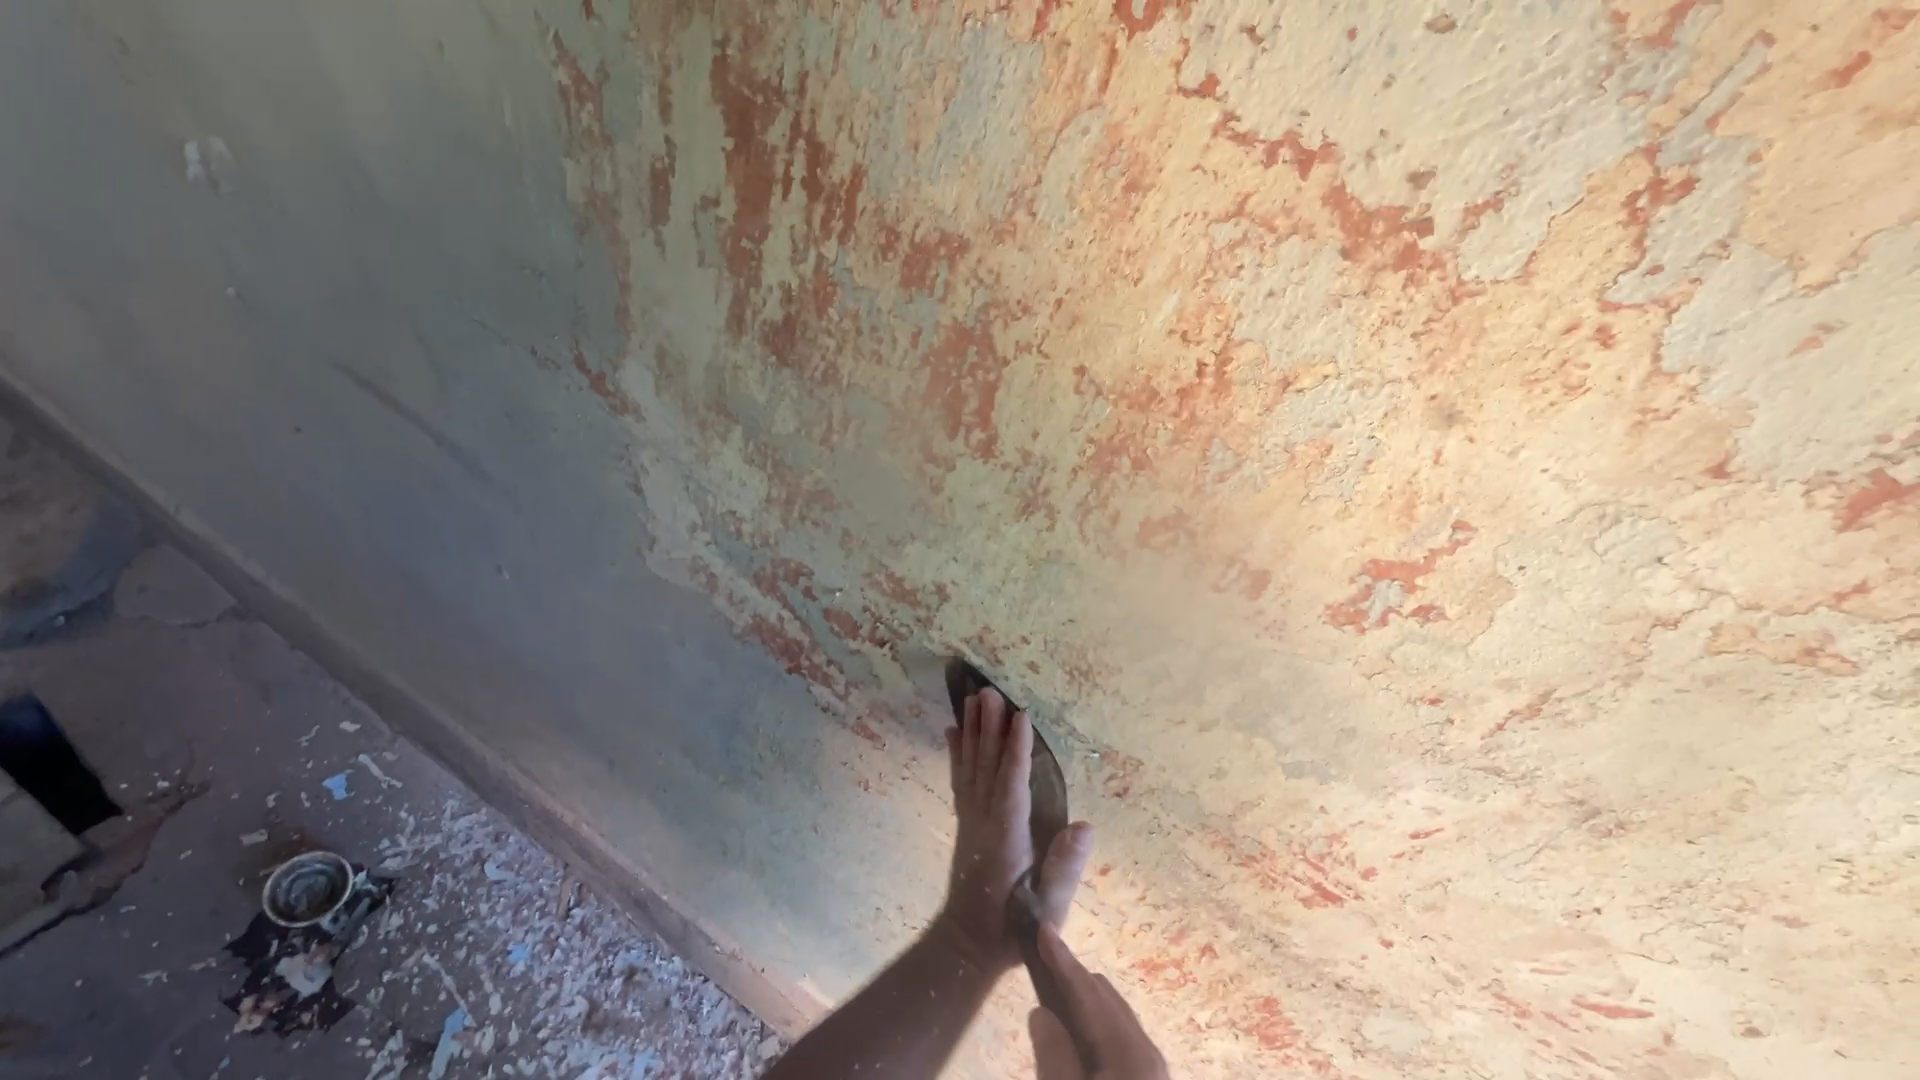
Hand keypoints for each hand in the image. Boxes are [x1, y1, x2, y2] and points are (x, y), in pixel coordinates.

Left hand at [933, 689, 1094, 971]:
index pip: (1012, 782)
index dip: (1018, 749)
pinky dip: (956, 753)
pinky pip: (959, 779)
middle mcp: (984, 819)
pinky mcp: (966, 823)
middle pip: (985, 764)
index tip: (1021, 715)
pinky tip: (951, 731)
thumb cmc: (1016, 929)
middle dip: (988, 727)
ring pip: (970, 765)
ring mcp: (971, 819)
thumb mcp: (1049, 907)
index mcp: (1007, 835)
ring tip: (971, 698)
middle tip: (987, 691)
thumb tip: (1086, 826)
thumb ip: (1065, 867)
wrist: (968, 946)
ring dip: (972, 731)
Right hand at [1030, 927, 1169, 1078]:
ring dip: (1083, 1001)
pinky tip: (1076, 1035)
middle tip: (1039, 962)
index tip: (1043, 927)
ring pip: (1112, 1015)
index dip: (1062, 958)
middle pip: (1103, 995)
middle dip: (1071, 976)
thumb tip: (1041, 1013)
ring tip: (1052, 996)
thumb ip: (1055, 1056)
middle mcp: (1146, 1048)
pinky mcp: (1148, 1079)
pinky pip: (1119, 1036)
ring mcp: (1151, 1065)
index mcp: (1128, 1049)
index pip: (1088, 991)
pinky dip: (1094, 1024)